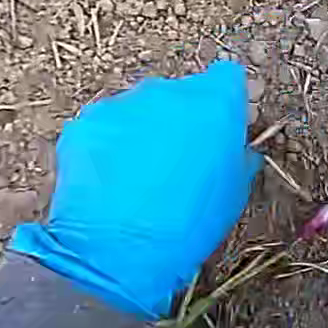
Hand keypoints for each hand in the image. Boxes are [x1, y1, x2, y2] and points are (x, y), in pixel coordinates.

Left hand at [10, 62, 258, 317]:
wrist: (119, 250)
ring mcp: (125, 104)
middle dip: (187, 116)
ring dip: (150, 128)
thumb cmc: (190, 221)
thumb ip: (240, 154)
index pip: (228, 77)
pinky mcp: (88, 121)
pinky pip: (110, 123)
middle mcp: (170, 92)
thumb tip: (238, 148)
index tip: (225, 124)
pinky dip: (115, 143)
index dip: (228, 100)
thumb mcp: (236, 190)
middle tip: (186, 156)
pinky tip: (117, 177)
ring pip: (146, 107)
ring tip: (146, 172)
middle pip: (185, 91)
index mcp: (215, 103)